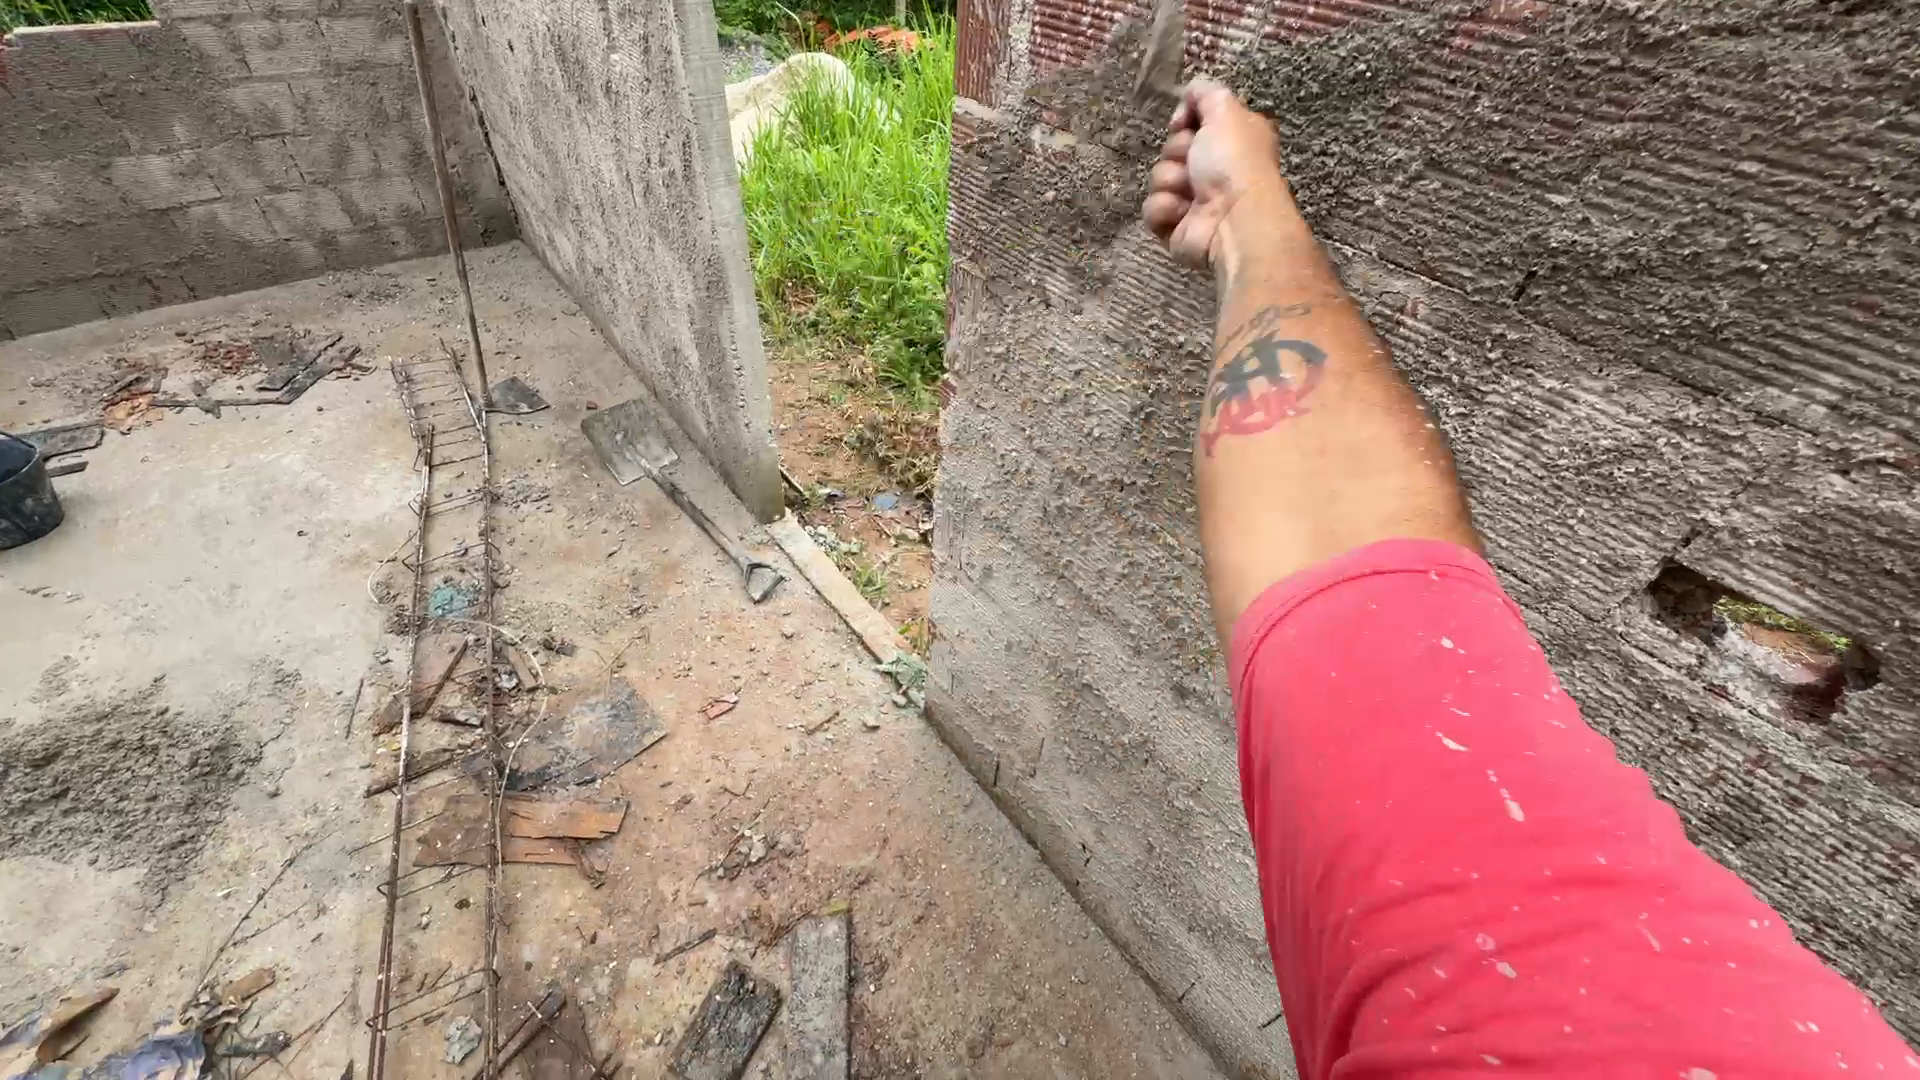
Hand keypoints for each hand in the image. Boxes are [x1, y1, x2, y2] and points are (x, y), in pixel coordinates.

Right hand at [1142, 79, 1289, 270]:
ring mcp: (1191, 200)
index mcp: (1227, 140)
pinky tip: (1182, 213)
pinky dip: (1164, 209)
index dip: (1183, 122)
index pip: (1190, 122)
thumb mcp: (1225, 110)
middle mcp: (1211, 168)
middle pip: (1170, 149)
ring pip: (1158, 179)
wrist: (1231, 219)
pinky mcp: (1173, 227)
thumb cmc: (1234, 163)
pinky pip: (1151, 209)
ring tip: (1191, 194)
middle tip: (1195, 164)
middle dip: (1177, 153)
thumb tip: (1188, 94)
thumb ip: (1205, 92)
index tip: (1184, 124)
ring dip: (1171, 182)